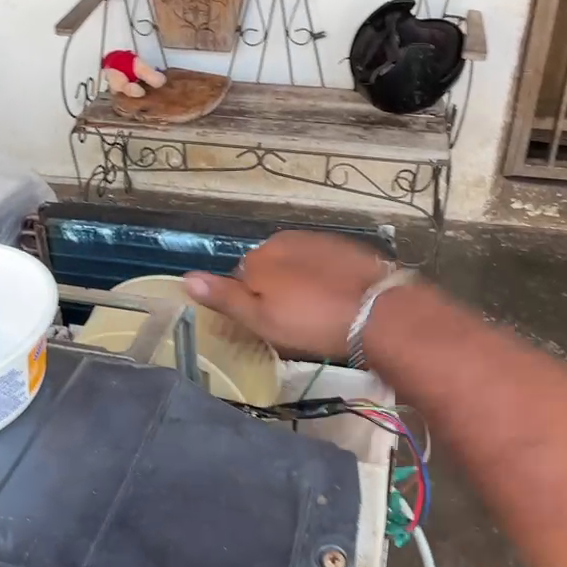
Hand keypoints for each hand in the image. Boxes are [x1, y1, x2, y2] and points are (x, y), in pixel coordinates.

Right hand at [184, 230, 394, 360]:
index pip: (240, 278)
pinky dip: (325, 279)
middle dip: (276, 290)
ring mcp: (319, 240)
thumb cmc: (313, 322)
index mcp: (260, 256)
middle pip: (270, 268)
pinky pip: (324, 264)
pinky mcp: (348, 248)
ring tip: (317, 314)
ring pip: (298, 265)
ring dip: (301, 284)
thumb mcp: (262, 320)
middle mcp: (285, 240)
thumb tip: (186, 278)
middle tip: (293, 324)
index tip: (267, 326)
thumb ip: (225, 297)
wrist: (379, 312)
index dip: (251, 304)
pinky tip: (338, 301)